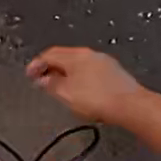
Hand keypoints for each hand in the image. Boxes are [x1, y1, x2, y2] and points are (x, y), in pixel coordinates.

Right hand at [26, 46, 150, 124]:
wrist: (130, 106)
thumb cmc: (97, 98)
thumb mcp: (65, 93)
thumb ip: (50, 84)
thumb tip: (42, 79)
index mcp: (75, 55)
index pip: (49, 54)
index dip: (36, 64)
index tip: (29, 74)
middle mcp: (90, 54)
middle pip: (64, 57)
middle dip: (50, 68)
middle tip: (41, 80)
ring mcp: (104, 62)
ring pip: (78, 64)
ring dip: (65, 73)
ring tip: (59, 88)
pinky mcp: (114, 74)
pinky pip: (90, 71)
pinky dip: (80, 78)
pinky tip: (80, 91)